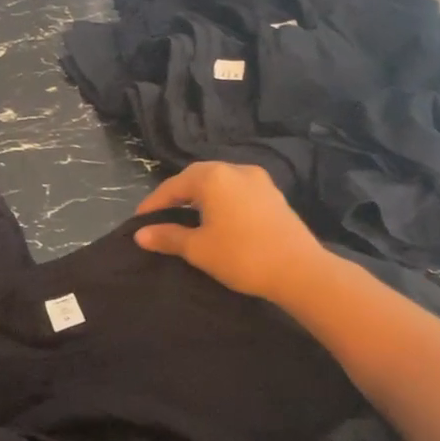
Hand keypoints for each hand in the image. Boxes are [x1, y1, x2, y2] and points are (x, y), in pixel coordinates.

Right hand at [133, 162, 330, 300]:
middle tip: (162, 215)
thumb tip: (141, 234)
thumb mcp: (198, 249)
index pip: (173, 185)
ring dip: (200, 196)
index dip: (154, 203)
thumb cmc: (241, 256)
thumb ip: (168, 237)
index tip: (140, 221)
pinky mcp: (274, 195)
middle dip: (177, 195)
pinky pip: (238, 190)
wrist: (299, 270)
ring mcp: (259, 180)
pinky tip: (218, 218)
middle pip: (197, 177)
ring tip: (188, 216)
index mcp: (213, 178)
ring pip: (220, 182)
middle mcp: (236, 170)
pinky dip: (222, 200)